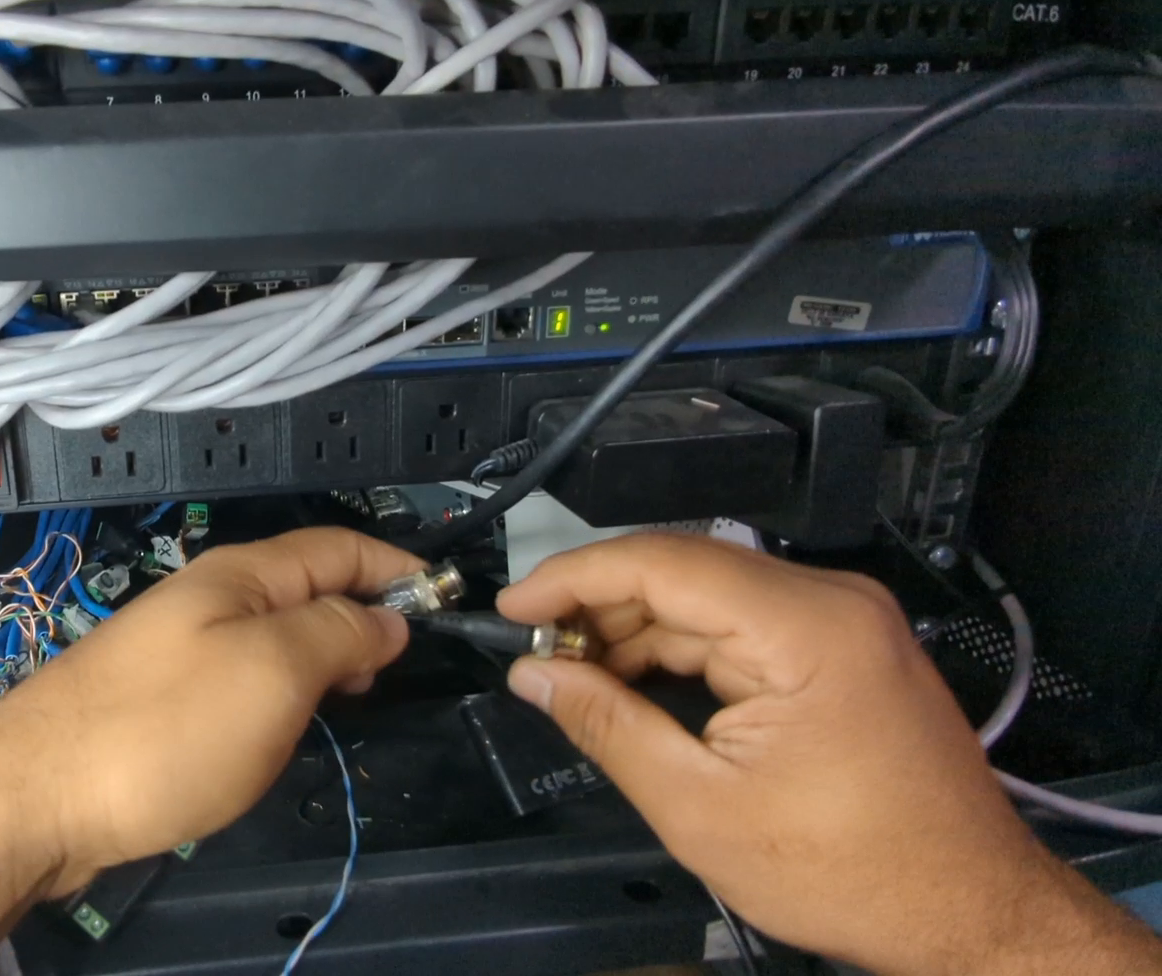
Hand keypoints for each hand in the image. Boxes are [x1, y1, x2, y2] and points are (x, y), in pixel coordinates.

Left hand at [0, 526, 417, 891]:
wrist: (37, 794)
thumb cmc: (165, 728)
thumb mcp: (273, 672)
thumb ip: (337, 633)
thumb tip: (386, 618)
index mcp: (242, 574)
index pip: (338, 547)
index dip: (395, 568)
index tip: (445, 601)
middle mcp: (213, 597)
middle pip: (309, 586)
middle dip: (364, 614)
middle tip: (398, 667)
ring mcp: (186, 645)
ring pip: (280, 633)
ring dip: (328, 653)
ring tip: (356, 695)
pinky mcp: (168, 693)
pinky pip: (247, 673)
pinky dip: (287, 687)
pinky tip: (289, 721)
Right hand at [497, 534, 1161, 975]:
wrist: (979, 923)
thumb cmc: (849, 873)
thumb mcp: (700, 808)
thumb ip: (603, 725)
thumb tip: (527, 674)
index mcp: (805, 628)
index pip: (659, 565)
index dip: (571, 578)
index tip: (511, 607)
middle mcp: (823, 599)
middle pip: (673, 568)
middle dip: (591, 603)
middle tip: (531, 643)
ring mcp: (829, 615)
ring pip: (690, 591)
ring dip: (621, 624)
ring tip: (566, 666)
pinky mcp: (825, 639)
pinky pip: (720, 619)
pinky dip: (661, 644)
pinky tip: (619, 674)